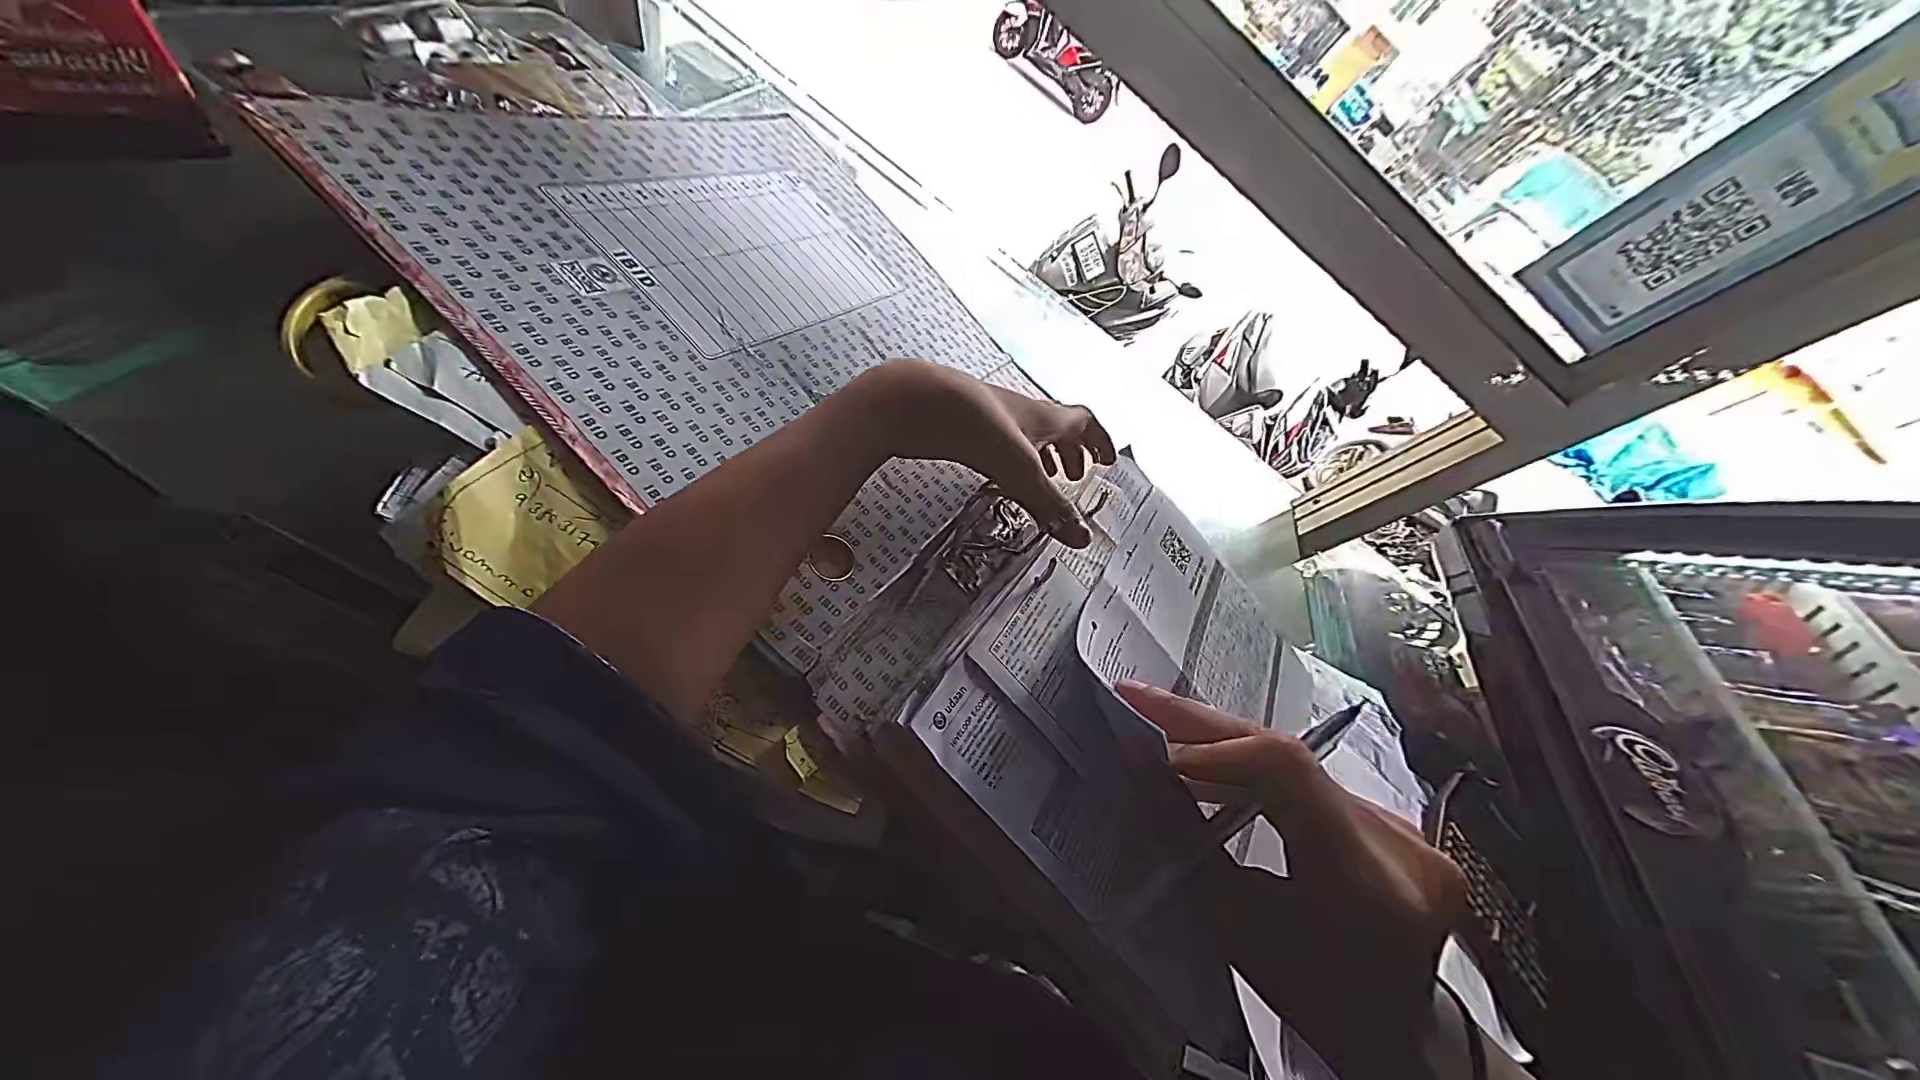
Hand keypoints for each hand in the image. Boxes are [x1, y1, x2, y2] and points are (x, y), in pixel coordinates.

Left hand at [852, 359, 1115, 547]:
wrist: (916, 401)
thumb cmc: (974, 422)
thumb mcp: (1021, 470)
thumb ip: (1049, 505)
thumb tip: (1081, 537)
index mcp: (1043, 417)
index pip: (1084, 423)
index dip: (1099, 442)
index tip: (1108, 460)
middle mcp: (1020, 413)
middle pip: (1056, 428)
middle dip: (1071, 452)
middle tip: (1076, 475)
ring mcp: (991, 417)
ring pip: (1026, 435)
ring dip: (1041, 455)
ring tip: (1043, 477)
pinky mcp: (964, 427)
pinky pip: (998, 442)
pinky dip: (1009, 459)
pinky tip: (998, 474)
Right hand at [1116, 682, 1466, 1079]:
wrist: (1399, 1035)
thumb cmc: (1313, 999)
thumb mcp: (1237, 925)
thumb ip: (1187, 836)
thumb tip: (1140, 762)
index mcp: (1362, 879)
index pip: (1284, 769)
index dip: (1208, 747)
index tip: (1149, 745)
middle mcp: (1395, 841)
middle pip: (1284, 752)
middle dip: (1201, 725)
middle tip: (1137, 698)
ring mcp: (1400, 826)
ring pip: (1293, 759)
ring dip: (1220, 742)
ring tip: (1158, 724)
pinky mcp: (1390, 820)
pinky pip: (1307, 776)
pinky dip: (1250, 764)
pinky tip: (1208, 760)